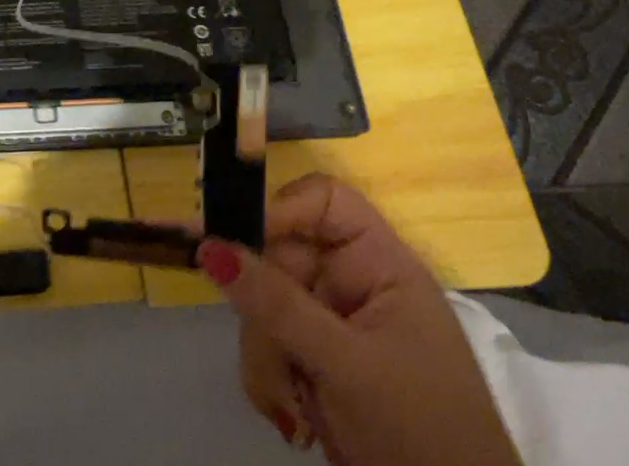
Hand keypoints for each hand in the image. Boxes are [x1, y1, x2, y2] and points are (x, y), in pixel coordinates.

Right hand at [201, 175, 520, 465]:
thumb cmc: (420, 428)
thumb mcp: (344, 363)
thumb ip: (275, 304)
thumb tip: (208, 247)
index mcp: (380, 265)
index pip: (321, 201)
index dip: (278, 210)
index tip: (233, 243)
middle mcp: (351, 282)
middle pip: (276, 257)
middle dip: (264, 314)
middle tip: (277, 359)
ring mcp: (329, 321)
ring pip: (260, 304)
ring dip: (266, 356)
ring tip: (293, 409)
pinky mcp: (311, 357)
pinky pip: (263, 343)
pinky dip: (268, 379)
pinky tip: (292, 416)